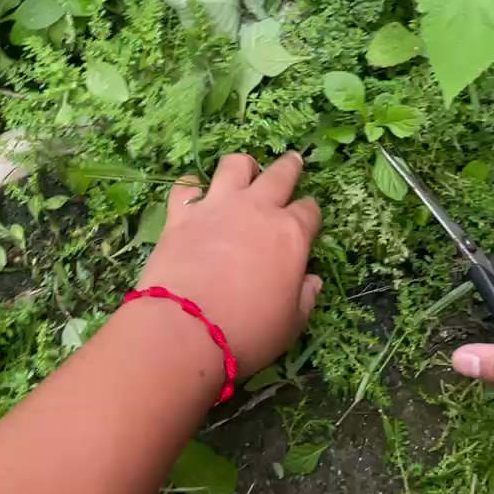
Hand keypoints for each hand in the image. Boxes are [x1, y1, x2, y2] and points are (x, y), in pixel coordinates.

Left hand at [135, 153, 322, 373]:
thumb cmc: (247, 331)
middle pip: (280, 174)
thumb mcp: (291, 324)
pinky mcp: (182, 214)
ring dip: (243, 166)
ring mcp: (217, 206)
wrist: (185, 329)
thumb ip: (305, 298)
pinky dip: (191, 187)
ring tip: (245, 171)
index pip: (309, 211)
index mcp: (290, 234)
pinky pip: (186, 186)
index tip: (308, 219)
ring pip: (234, 165)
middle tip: (293, 162)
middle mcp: (257, 209)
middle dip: (290, 166)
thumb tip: (311, 281)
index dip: (310, 214)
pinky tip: (193, 194)